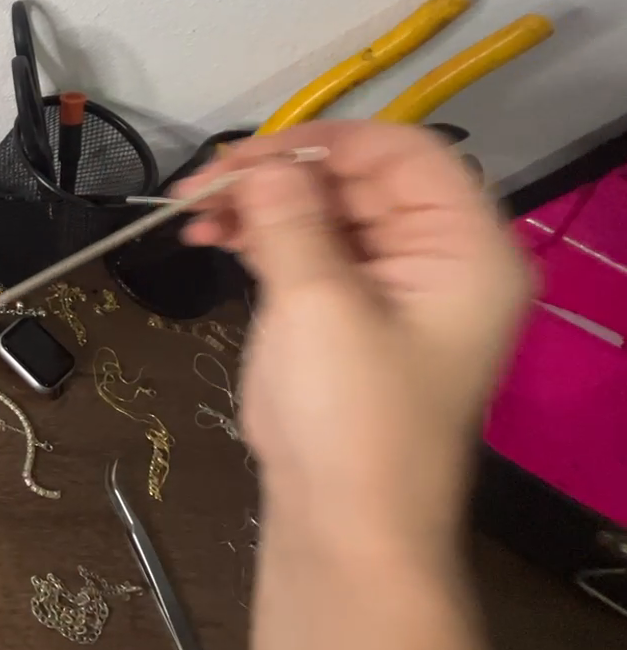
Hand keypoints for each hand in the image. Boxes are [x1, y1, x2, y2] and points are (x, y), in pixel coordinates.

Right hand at [176, 121, 529, 556]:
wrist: (340, 506)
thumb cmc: (349, 410)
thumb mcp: (319, 308)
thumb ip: (291, 225)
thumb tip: (258, 166)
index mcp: (460, 248)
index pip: (401, 155)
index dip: (322, 143)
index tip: (242, 158)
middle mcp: (425, 254)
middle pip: (350, 180)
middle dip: (271, 176)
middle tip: (197, 188)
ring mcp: (375, 280)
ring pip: (311, 211)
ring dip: (250, 205)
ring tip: (190, 216)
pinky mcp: (329, 303)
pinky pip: (292, 245)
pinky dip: (248, 235)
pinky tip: (206, 238)